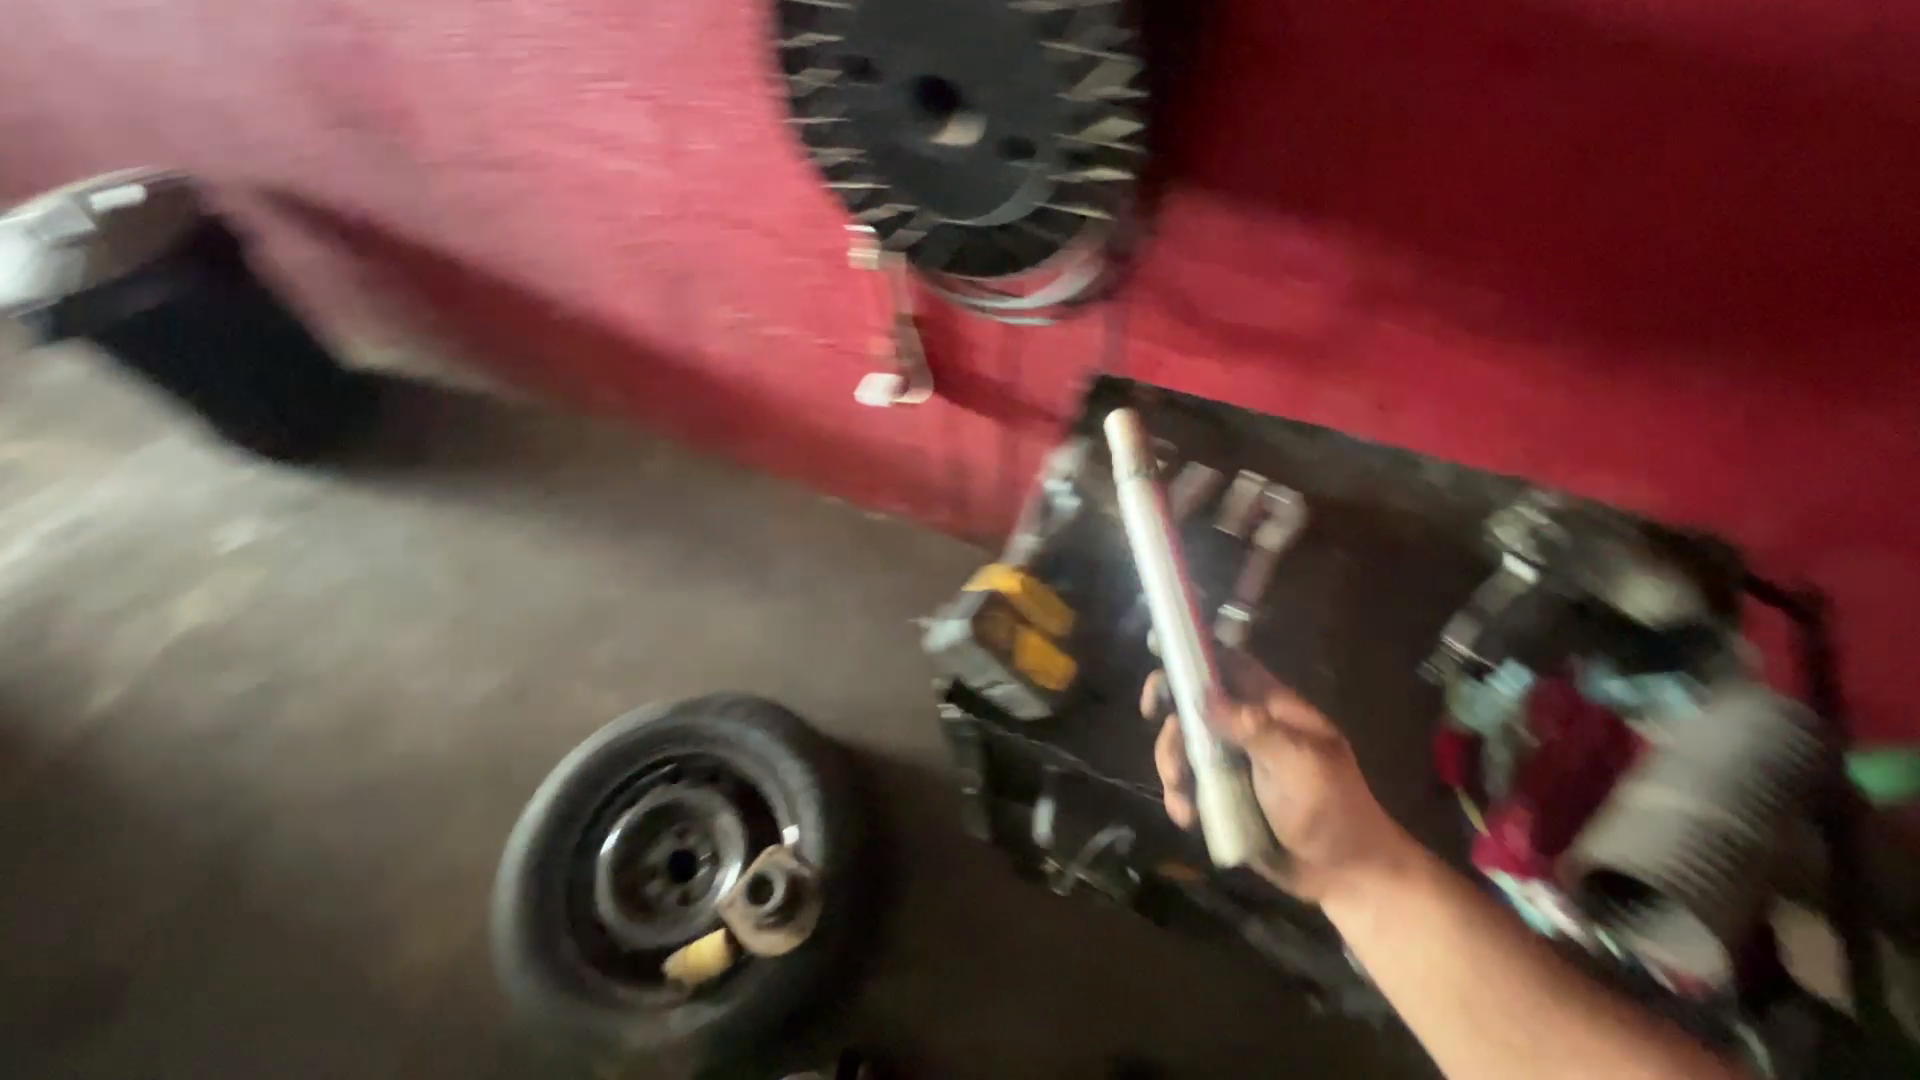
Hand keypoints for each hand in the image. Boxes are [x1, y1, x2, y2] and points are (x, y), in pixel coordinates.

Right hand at [1143, 654, 1414, 903]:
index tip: (1159, 654)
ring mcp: (1231, 763)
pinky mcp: (1220, 796)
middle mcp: (1246, 728)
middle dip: (1170, 711)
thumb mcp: (1299, 763)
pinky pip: (1185, 785)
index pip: (1229, 664)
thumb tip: (1201, 693)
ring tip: (1181, 793)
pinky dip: (1178, 797)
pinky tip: (1188, 817)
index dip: (1194, 653)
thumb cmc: (1332, 809)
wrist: (1344, 876)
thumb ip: (1252, 727)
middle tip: (1155, 719)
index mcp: (1271, 708)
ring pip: (1182, 744)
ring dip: (1171, 764)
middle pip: (1193, 702)